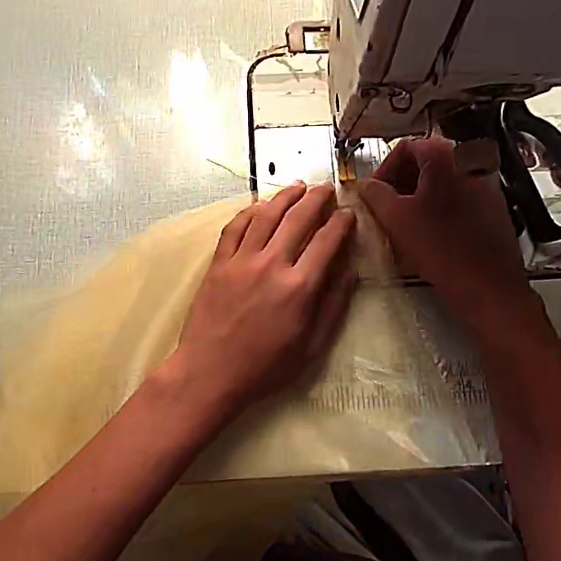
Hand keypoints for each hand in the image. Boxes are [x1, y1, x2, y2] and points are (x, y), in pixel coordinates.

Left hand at [168, 182, 357, 419]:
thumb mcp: (311, 347)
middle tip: (327, 188)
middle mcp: (272, 265)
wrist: (210, 373)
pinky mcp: (218, 263)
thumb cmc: (265, 368)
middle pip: (298, 219)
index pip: (327, 241)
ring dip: (285, 197)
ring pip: (266, 215)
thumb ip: (334, 305)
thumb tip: (351, 271)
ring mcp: (241, 261)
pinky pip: (235, 227)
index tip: (348, 213)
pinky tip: (261, 205)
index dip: (341, 223)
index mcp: (299, 287)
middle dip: (317, 199)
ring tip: (299, 186)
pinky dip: (250, 211)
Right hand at [356, 138, 547, 337]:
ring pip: (443, 181)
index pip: (407, 147)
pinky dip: (440, 208)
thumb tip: (368, 186)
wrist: (486, 287)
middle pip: (426, 161)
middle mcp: (471, 165)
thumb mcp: (396, 219)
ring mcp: (486, 186)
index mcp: (448, 157)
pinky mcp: (493, 208)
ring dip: (420, 196)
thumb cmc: (449, 254)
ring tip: (406, 222)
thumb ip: (376, 194)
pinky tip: (429, 233)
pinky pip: (459, 197)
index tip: (376, 188)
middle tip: (387, 204)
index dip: (384, 168)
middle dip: (401, 182)